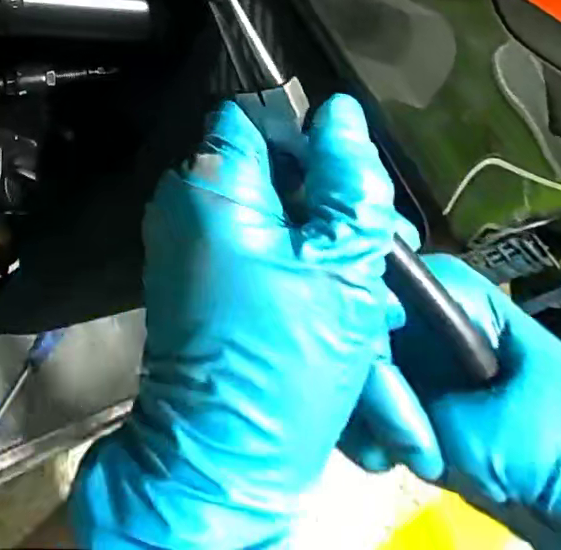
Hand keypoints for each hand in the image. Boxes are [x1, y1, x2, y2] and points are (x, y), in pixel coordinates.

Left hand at [70, 95, 417, 548]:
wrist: (219, 446)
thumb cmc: (284, 358)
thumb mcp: (343, 268)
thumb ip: (347, 184)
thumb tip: (340, 114)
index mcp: (211, 181)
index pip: (252, 119)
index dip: (304, 140)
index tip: (348, 184)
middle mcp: (183, 198)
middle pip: (265, 173)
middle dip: (327, 209)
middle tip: (380, 257)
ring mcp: (181, 235)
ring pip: (267, 219)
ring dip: (322, 254)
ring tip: (368, 307)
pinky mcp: (189, 270)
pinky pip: (248, 252)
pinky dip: (292, 275)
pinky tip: (339, 321)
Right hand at [373, 255, 560, 548]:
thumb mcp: (508, 435)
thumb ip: (426, 412)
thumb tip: (372, 413)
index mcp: (453, 296)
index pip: (369, 285)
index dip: (361, 328)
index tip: (381, 385)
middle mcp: (420, 317)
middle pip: (347, 326)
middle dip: (358, 382)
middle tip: (395, 437)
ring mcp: (411, 361)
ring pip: (344, 366)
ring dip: (356, 413)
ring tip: (388, 455)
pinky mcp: (406, 402)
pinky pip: (354, 401)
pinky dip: (358, 430)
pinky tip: (382, 456)